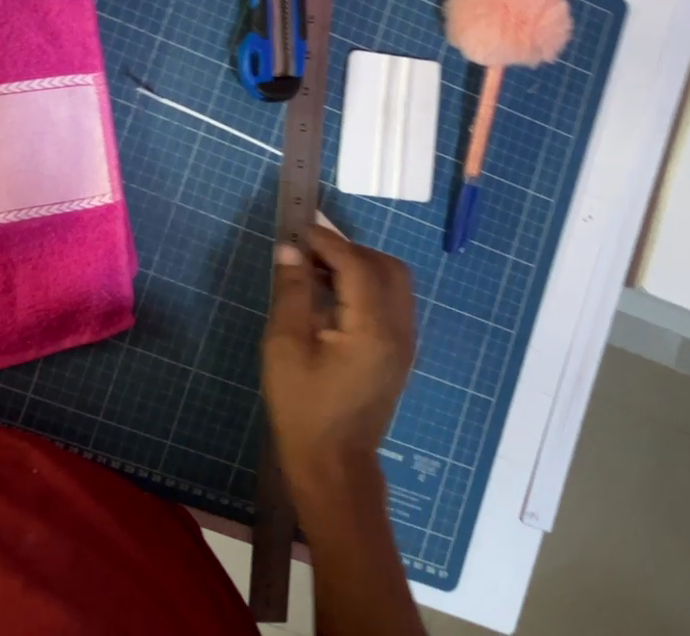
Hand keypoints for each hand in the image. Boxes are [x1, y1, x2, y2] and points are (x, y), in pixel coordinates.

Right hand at [262, 225, 415, 495]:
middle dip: (347, 248)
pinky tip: (331, 294)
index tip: (297, 226)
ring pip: (393, 282)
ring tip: (314, 268)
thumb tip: (289, 249)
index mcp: (372, 328)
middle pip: (385, 266)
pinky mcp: (399, 353)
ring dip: (358, 265)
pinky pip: (390, 302)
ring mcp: (404, 342)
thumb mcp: (284, 346)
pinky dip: (365, 285)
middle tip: (307, 248)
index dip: (326, 240)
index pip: (355, 264)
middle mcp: (399, 330)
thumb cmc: (302, 406)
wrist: (332, 462)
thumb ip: (291, 292)